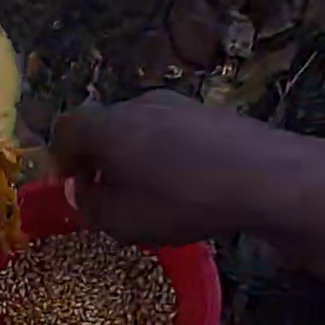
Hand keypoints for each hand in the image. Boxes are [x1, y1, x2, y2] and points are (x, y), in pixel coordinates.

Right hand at [51, 90, 324, 244]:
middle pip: (101, 126)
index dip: (59, 159)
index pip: (65, 128)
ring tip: (144, 194)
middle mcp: (137, 104)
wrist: (265, 178)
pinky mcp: (208, 113)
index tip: (69, 187)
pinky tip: (180, 185)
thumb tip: (79, 193)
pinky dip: (159, 155)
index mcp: (107, 127)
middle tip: (104, 195)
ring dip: (128, 158)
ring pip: (135, 129)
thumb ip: (89, 206)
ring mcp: (177, 104)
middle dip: (95, 160)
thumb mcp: (120, 221)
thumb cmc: (179, 201)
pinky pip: (167, 132)